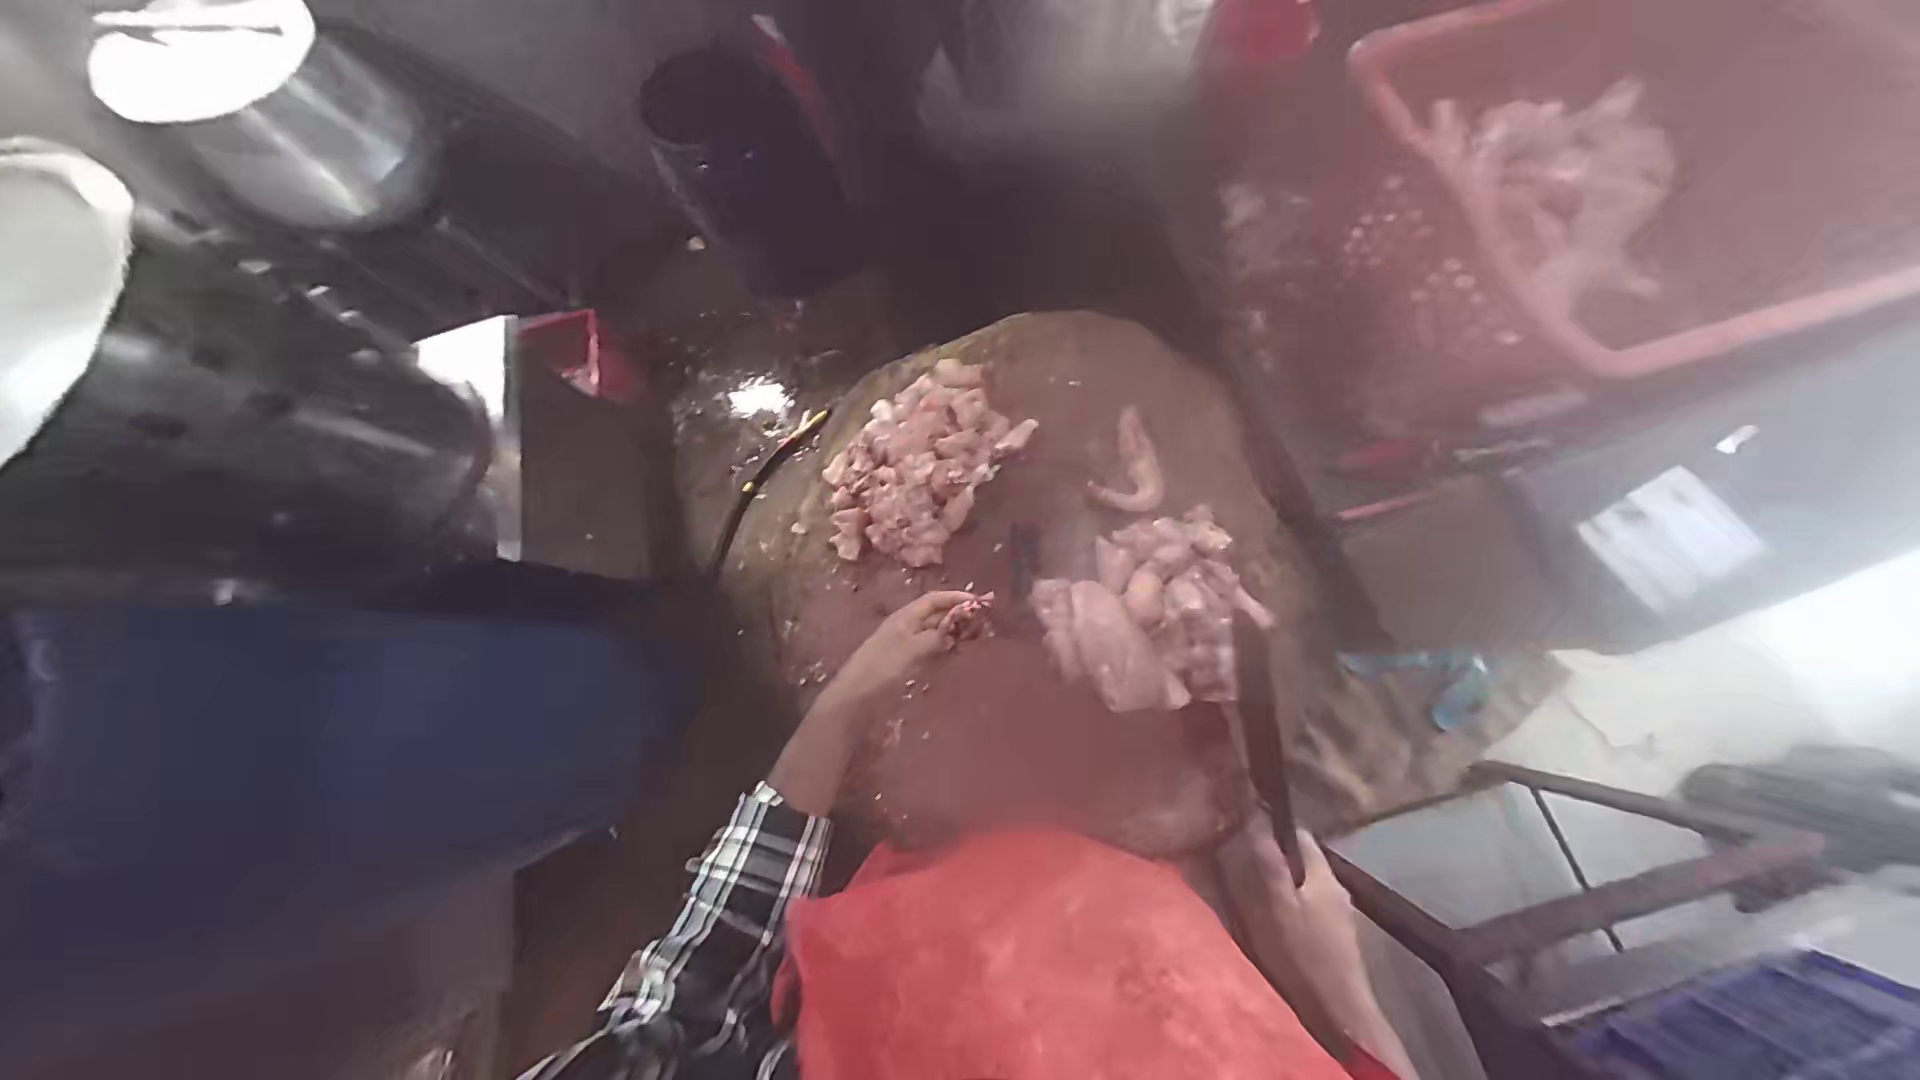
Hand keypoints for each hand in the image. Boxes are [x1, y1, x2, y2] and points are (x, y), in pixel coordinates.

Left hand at [813, 591, 977, 719]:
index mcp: (904, 618)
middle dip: (957, 615)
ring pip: (934, 633)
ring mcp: (904, 647)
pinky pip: (929, 651)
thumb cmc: (881, 670)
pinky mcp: (904, 665)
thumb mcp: (911, 651)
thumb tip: (955, 630)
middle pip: (935, 615)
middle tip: (982, 621)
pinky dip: (943, 650)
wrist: (854, 700)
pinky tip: (954, 655)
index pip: (933, 600)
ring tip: (974, 637)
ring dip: (952, 633)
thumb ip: (936, 638)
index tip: (979, 602)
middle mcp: (905, 628)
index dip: (955, 598)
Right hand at [1241, 816, 1419, 1078]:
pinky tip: (1269, 908)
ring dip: (1281, 876)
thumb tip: (1255, 814)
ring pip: (1304, 880)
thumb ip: (1268, 860)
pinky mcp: (1334, 936)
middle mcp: (1336, 889)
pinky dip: (1288, 897)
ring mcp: (1338, 914)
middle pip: (1301, 857)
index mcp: (1325, 875)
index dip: (1271, 821)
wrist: (1337, 1015)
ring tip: (1248, 877)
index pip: (1298, 832)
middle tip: (1239, 850)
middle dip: (1273, 850)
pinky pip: (1306, 901)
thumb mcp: (1277, 903)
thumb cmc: (1303, 953)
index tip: (1243, 819)